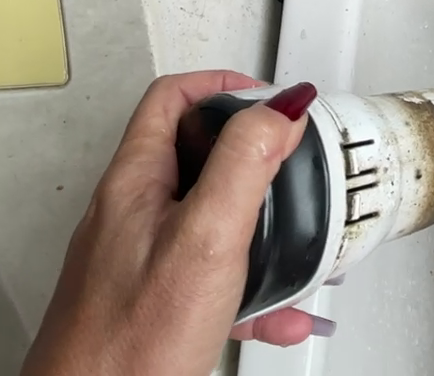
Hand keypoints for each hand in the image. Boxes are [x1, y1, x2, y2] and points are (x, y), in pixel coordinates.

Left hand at [23, 72, 325, 375]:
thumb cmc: (130, 348)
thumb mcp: (206, 234)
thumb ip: (245, 160)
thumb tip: (283, 105)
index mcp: (136, 182)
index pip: (172, 97)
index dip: (224, 85)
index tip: (272, 102)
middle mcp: (134, 213)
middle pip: (198, 149)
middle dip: (254, 149)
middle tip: (294, 158)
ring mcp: (143, 259)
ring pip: (212, 212)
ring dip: (262, 216)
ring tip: (302, 230)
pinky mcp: (155, 301)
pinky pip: (216, 271)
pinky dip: (256, 278)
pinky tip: (286, 307)